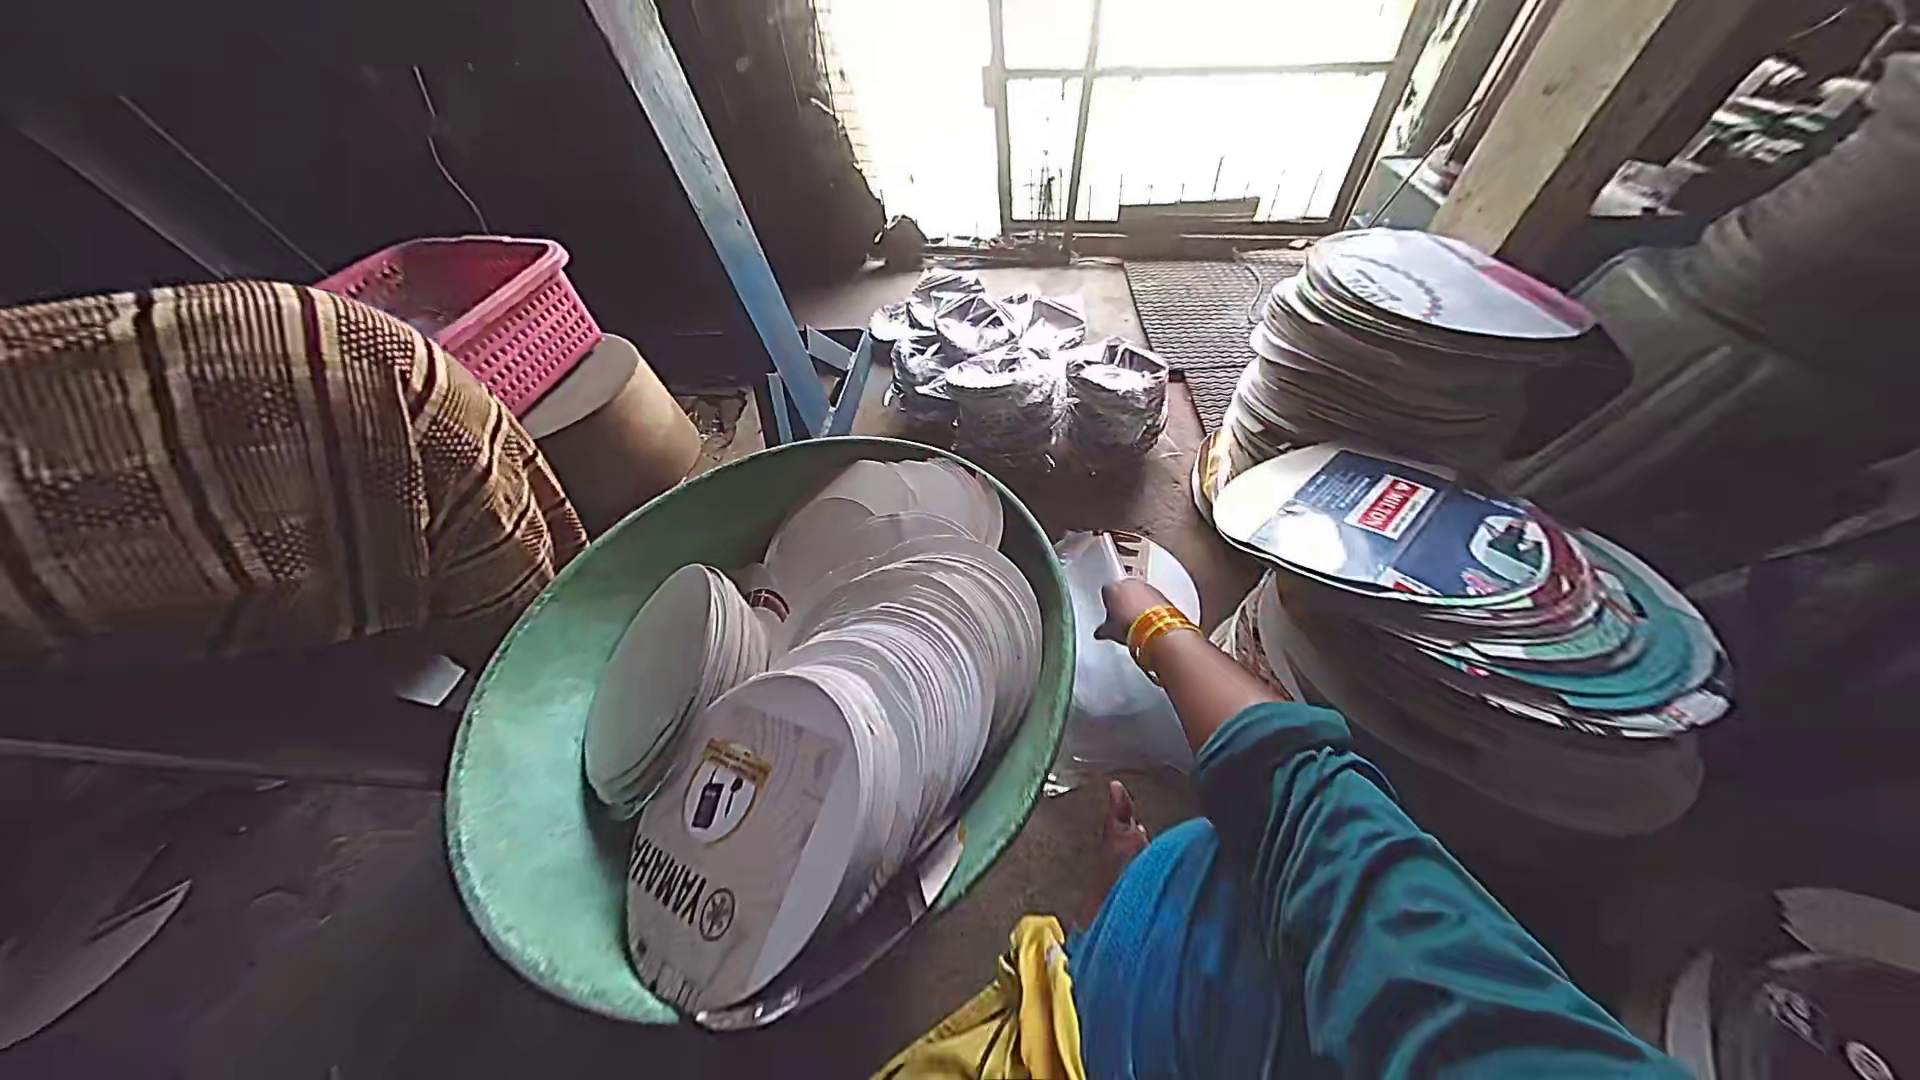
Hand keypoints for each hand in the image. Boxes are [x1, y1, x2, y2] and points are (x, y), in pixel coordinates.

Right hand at [1096, 579, 1170, 643]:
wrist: (1155, 629)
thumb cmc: (1131, 625)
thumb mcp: (1110, 630)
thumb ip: (1104, 628)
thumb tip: (1102, 632)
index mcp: (1112, 587)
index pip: (1106, 592)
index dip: (1108, 603)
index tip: (1110, 613)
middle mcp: (1128, 583)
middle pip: (1123, 589)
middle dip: (1123, 600)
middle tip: (1123, 616)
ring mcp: (1146, 587)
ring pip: (1138, 592)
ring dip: (1137, 601)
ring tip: (1137, 619)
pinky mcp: (1160, 593)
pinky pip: (1151, 597)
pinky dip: (1150, 605)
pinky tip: (1149, 619)